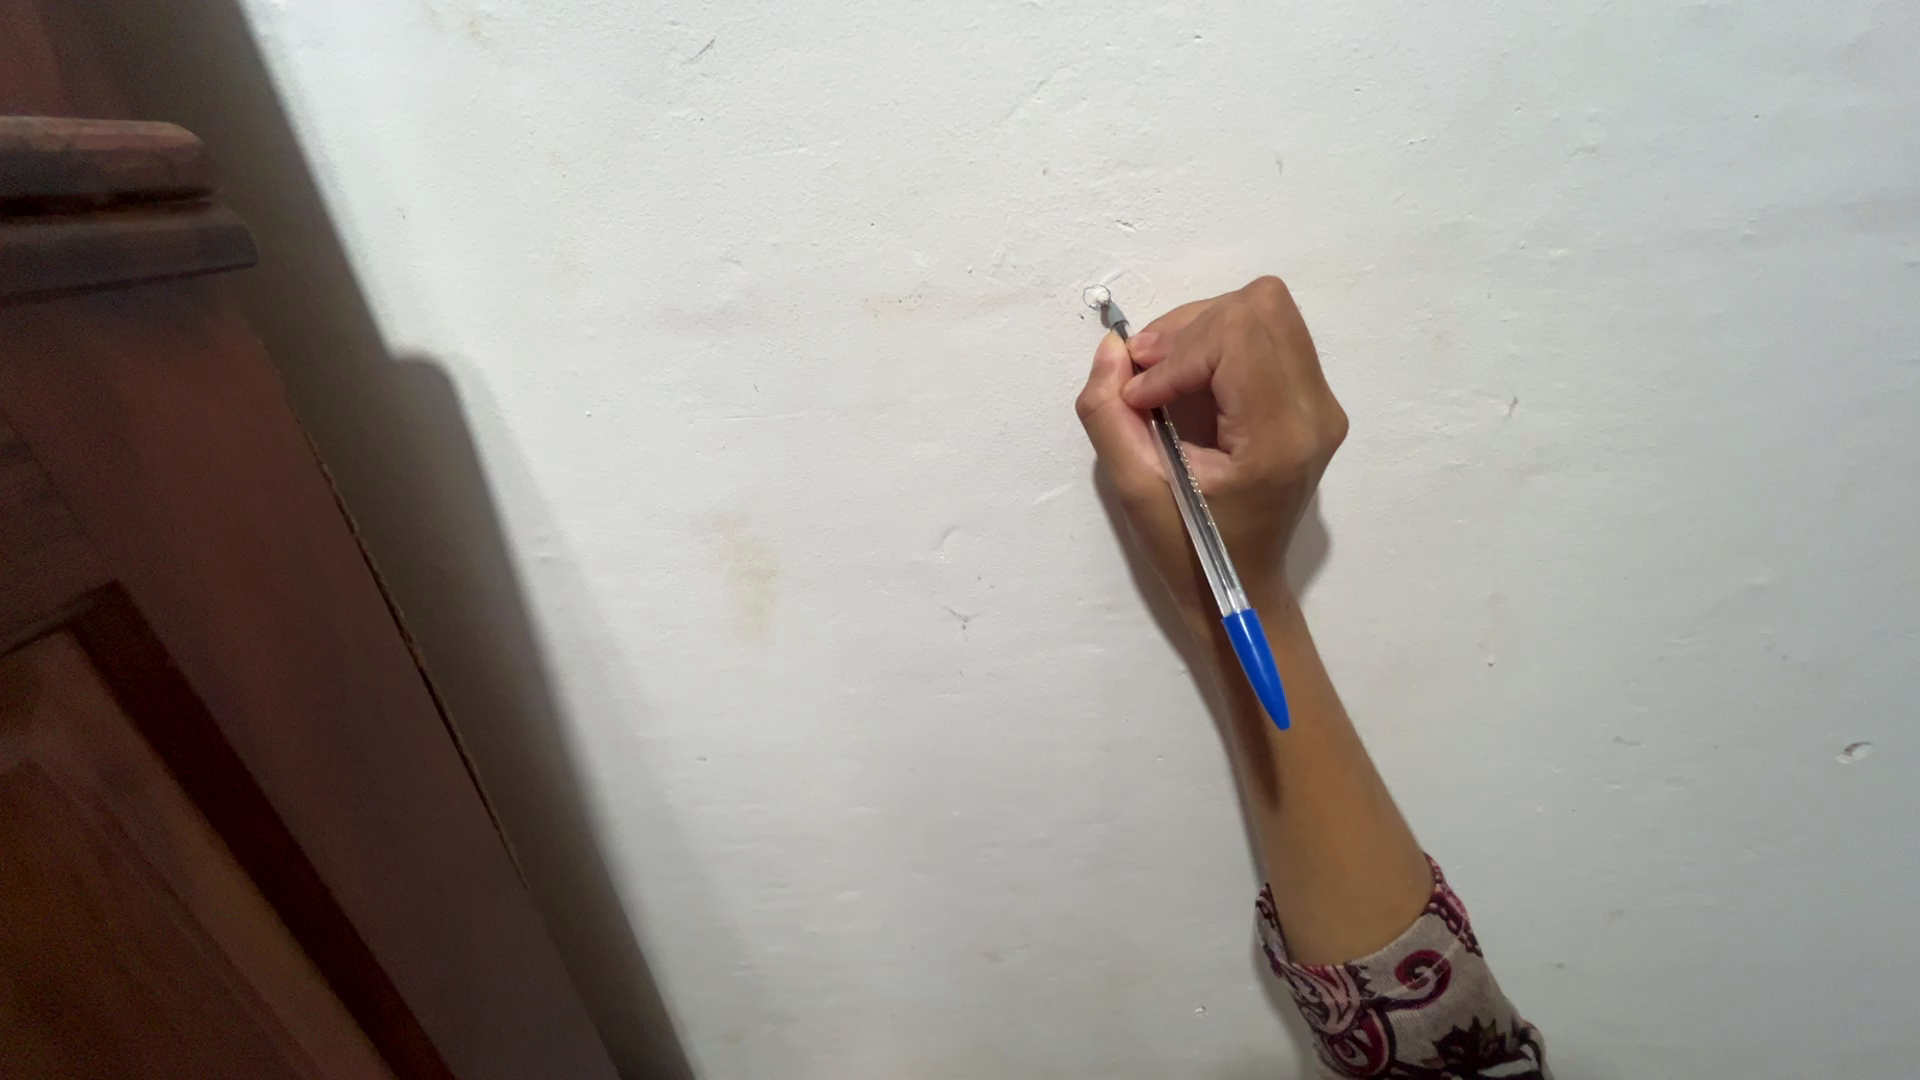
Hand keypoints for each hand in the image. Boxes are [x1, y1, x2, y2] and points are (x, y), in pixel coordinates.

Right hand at [1075, 276, 1344, 618]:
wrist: (1240, 584)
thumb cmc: (1187, 549)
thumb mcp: (1131, 490)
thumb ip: (1107, 415)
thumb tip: (1112, 348)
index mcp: (1278, 439)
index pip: (1238, 335)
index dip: (1176, 354)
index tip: (1140, 398)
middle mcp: (1315, 411)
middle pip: (1260, 306)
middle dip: (1188, 329)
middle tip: (1145, 374)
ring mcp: (1321, 403)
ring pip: (1267, 310)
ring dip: (1201, 330)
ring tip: (1161, 375)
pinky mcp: (1312, 400)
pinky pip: (1269, 334)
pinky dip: (1218, 342)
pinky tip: (1189, 380)